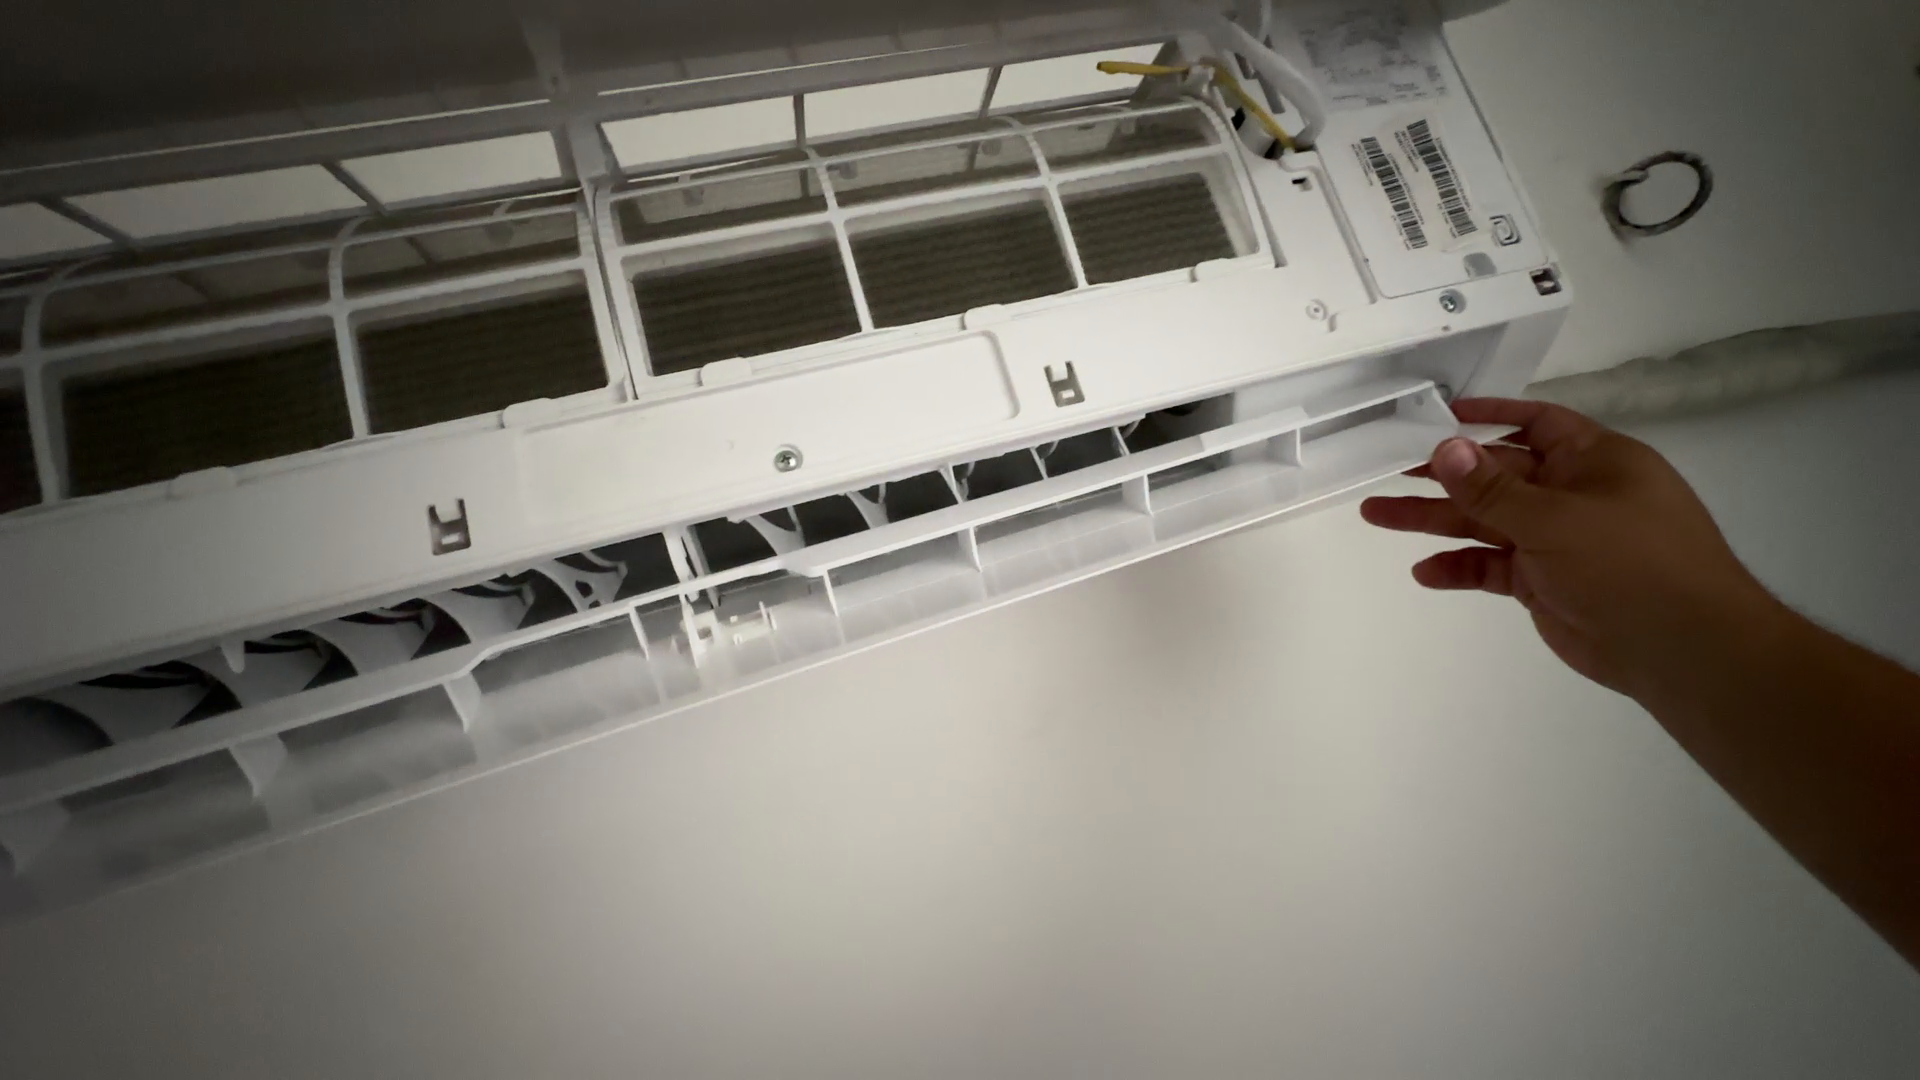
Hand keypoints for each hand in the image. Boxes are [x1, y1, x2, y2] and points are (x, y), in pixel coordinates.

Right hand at [1359, 398, 1785, 705]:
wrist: (1682, 652)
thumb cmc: (1631, 565)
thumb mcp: (1555, 519)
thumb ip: (1491, 487)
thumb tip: (1444, 447)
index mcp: (1592, 463)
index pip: (1535, 424)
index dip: (1488, 417)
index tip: (1437, 416)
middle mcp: (1570, 495)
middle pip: (1492, 476)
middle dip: (1438, 475)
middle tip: (1383, 469)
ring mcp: (1552, 540)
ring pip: (1480, 521)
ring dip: (1431, 519)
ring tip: (1375, 515)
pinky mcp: (1538, 580)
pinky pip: (1487, 566)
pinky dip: (1456, 567)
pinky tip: (1424, 573)